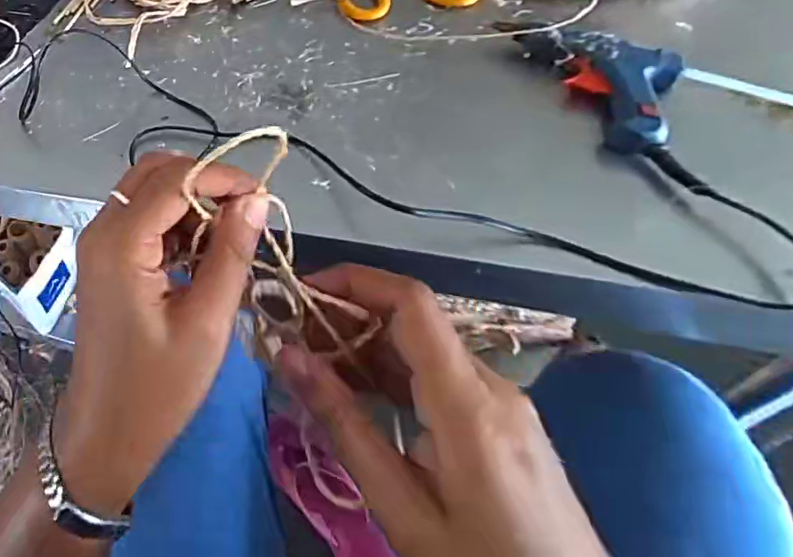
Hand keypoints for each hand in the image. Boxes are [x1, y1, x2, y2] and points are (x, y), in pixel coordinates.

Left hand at [54, 153, 270, 514]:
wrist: (104, 433)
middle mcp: (101, 228)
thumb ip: (231, 254)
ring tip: (229, 233)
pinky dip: (173, 218)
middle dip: (203, 181)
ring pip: (146, 189)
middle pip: (154, 172)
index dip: (221, 177)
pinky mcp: (103, 254)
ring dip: (189, 198)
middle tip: (246, 211)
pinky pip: (140, 214)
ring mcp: (98, 239)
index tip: (262, 195)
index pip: (174, 179)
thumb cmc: (157, 389)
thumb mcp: (207, 323)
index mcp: (120, 242)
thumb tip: (254, 200)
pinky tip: (201, 248)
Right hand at [278, 265, 605, 556]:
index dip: (353, 280)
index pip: (411, 301)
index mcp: (469, 403)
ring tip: (314, 367)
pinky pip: (440, 375)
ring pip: (423, 346)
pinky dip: (392, 371)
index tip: (300, 294)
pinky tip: (360, 394)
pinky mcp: (505, 421)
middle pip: (412, 320)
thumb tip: (287, 355)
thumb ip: (345, 427)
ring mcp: (504, 402)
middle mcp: (492, 386)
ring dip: (366, 346)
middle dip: (347, 317)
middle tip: (293, 339)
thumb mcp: (404, 512)